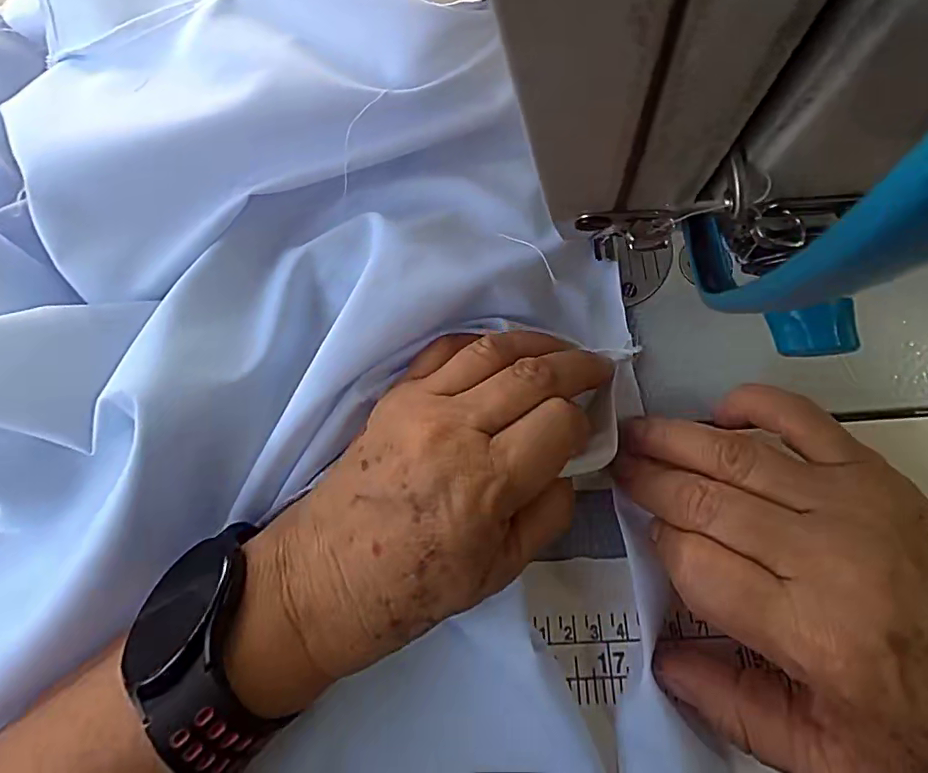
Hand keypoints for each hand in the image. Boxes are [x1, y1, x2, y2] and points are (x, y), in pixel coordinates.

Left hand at [234, 332, 610, 711]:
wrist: (330, 570)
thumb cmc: (417, 586)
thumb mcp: (500, 570)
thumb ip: (546, 512)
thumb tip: (566, 463)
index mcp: (487, 481)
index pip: (558, 421)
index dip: (584, 418)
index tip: (590, 422)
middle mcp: (455, 430)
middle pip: (531, 375)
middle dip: (575, 365)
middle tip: (598, 366)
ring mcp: (421, 404)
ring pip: (490, 351)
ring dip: (534, 342)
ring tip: (560, 348)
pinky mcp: (395, 395)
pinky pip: (443, 351)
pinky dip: (479, 342)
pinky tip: (501, 348)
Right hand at [612, 386, 927, 772]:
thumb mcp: (835, 758)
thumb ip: (737, 709)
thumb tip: (663, 659)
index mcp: (813, 637)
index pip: (694, 562)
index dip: (657, 544)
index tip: (646, 539)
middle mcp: (826, 560)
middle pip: (703, 498)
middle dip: (646, 477)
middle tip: (613, 465)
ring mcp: (850, 505)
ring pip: (734, 453)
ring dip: (673, 435)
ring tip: (634, 432)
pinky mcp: (873, 474)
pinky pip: (799, 418)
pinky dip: (751, 402)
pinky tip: (718, 410)